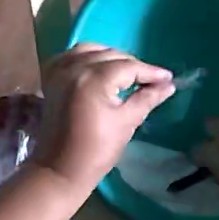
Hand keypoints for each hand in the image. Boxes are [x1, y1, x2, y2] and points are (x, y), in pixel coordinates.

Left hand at [30, 43, 174, 190]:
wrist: (60, 170)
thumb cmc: (97, 150)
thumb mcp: (127, 122)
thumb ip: (147, 98)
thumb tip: (168, 85)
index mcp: (93, 79)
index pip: (128, 67)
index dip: (150, 72)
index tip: (168, 78)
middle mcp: (73, 68)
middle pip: (110, 55)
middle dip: (132, 65)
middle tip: (150, 80)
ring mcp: (58, 72)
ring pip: (89, 50)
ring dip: (109, 57)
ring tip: (125, 73)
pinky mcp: (50, 80)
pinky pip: (69, 57)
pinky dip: (84, 58)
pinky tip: (96, 68)